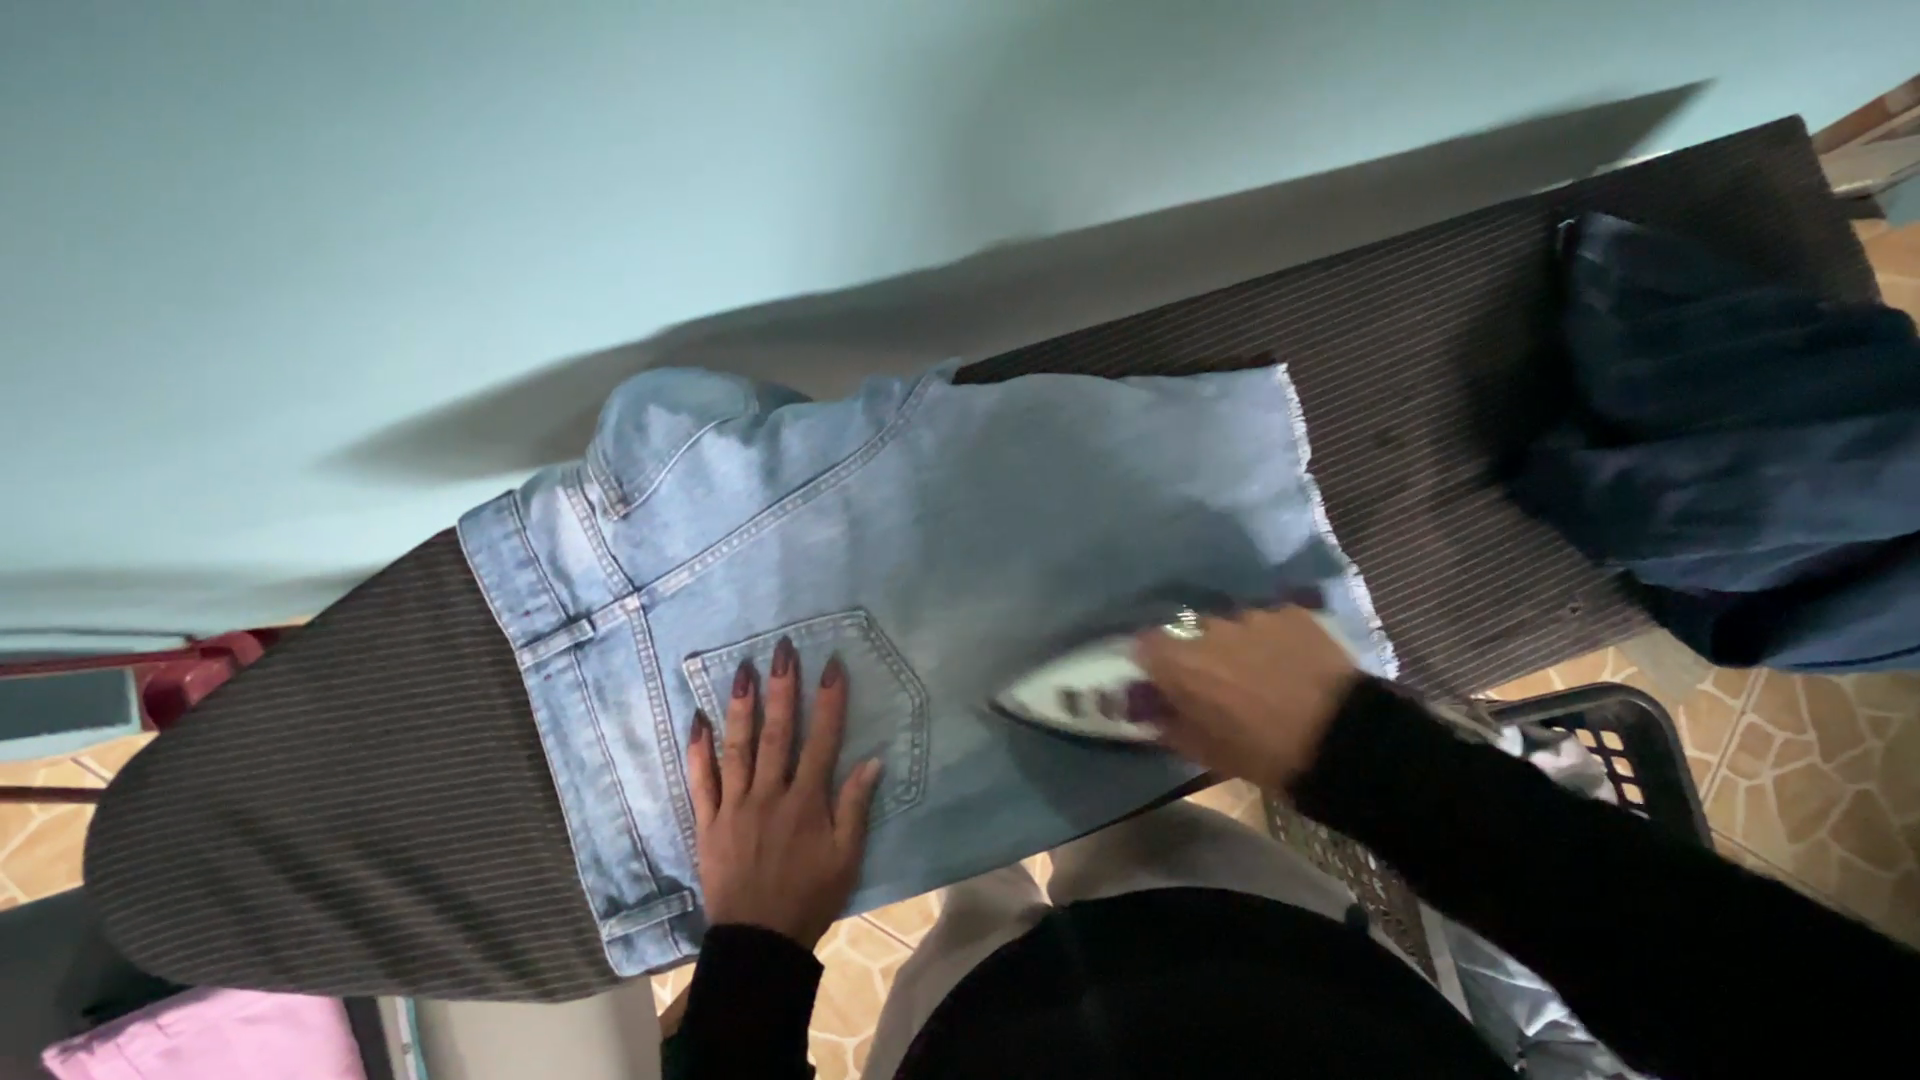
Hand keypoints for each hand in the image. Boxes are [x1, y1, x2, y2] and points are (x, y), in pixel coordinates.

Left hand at [688, 639, 883, 947]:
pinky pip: (701, 781)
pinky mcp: (708, 822)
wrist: (759, 940)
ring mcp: (734, 806)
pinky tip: (697, 720)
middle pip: (777, 734)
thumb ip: (855, 807)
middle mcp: (770, 795)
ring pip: (737, 749)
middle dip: (782, 689)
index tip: (832, 665)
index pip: (822, 741)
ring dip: (741, 707)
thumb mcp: (847, 857)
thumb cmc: (810, 896)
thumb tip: (871, 760)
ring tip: (742, 669)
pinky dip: (698, 750)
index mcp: (807, 803)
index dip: (828, 701)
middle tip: (781, 649)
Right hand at [1134, 606, 1361, 790]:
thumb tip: (1148, 710)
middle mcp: (1210, 629)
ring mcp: (1253, 616)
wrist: (1345, 738)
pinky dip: (1272, 640)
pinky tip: (1290, 664)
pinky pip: (1269, 623)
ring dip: (1236, 646)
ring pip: (1232, 628)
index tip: (1161, 682)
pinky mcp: (1291, 612)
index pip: (1143, 645)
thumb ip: (1167, 724)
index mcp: (1181, 663)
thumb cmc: (1265, 752)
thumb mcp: (1205, 752)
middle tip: (1217, 684)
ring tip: (1260, 674)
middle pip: (1190, 634)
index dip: (1151, 663)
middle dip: (1197, 655)